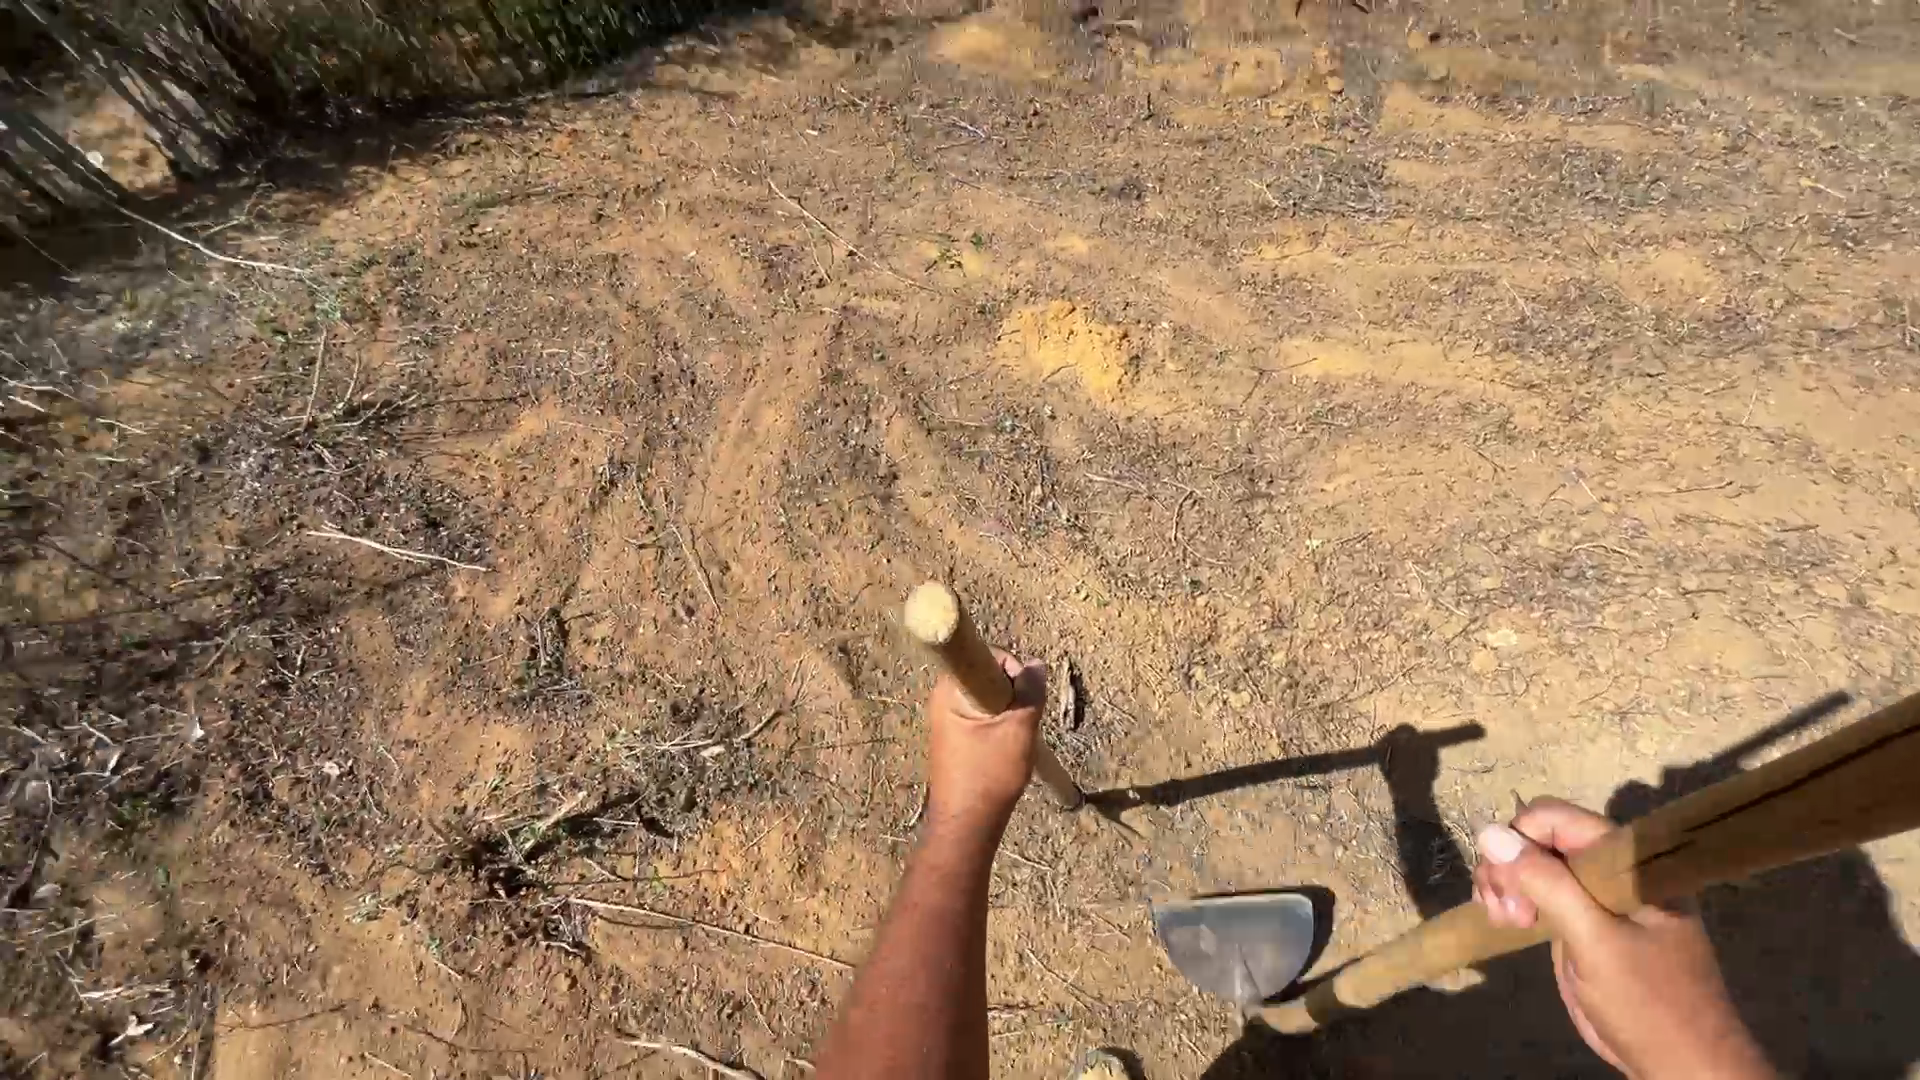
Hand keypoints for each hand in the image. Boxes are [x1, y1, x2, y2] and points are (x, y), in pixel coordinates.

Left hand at [923, 652, 1044, 836]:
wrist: (965, 826)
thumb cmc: (989, 776)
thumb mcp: (1019, 730)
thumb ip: (1030, 693)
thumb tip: (1036, 664)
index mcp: (951, 688)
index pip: (987, 656)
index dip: (1012, 670)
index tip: (1023, 696)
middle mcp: (944, 697)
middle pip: (989, 676)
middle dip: (1013, 694)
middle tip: (1021, 722)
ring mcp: (947, 717)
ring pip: (989, 698)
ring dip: (1008, 713)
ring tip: (1014, 740)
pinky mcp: (954, 735)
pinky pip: (983, 715)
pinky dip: (999, 726)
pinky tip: (1005, 750)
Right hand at [1474, 798, 1775, 1079]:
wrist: (1683, 1072)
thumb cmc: (1650, 1004)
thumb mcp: (1594, 940)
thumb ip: (1546, 883)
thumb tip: (1487, 832)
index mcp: (1631, 866)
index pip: (1560, 819)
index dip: (1522, 836)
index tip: (1506, 878)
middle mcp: (1611, 873)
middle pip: (1537, 838)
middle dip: (1508, 865)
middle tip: (1505, 909)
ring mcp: (1594, 897)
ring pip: (1527, 862)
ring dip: (1502, 882)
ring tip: (1503, 919)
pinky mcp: (1579, 920)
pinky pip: (1533, 888)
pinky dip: (1509, 897)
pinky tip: (1506, 921)